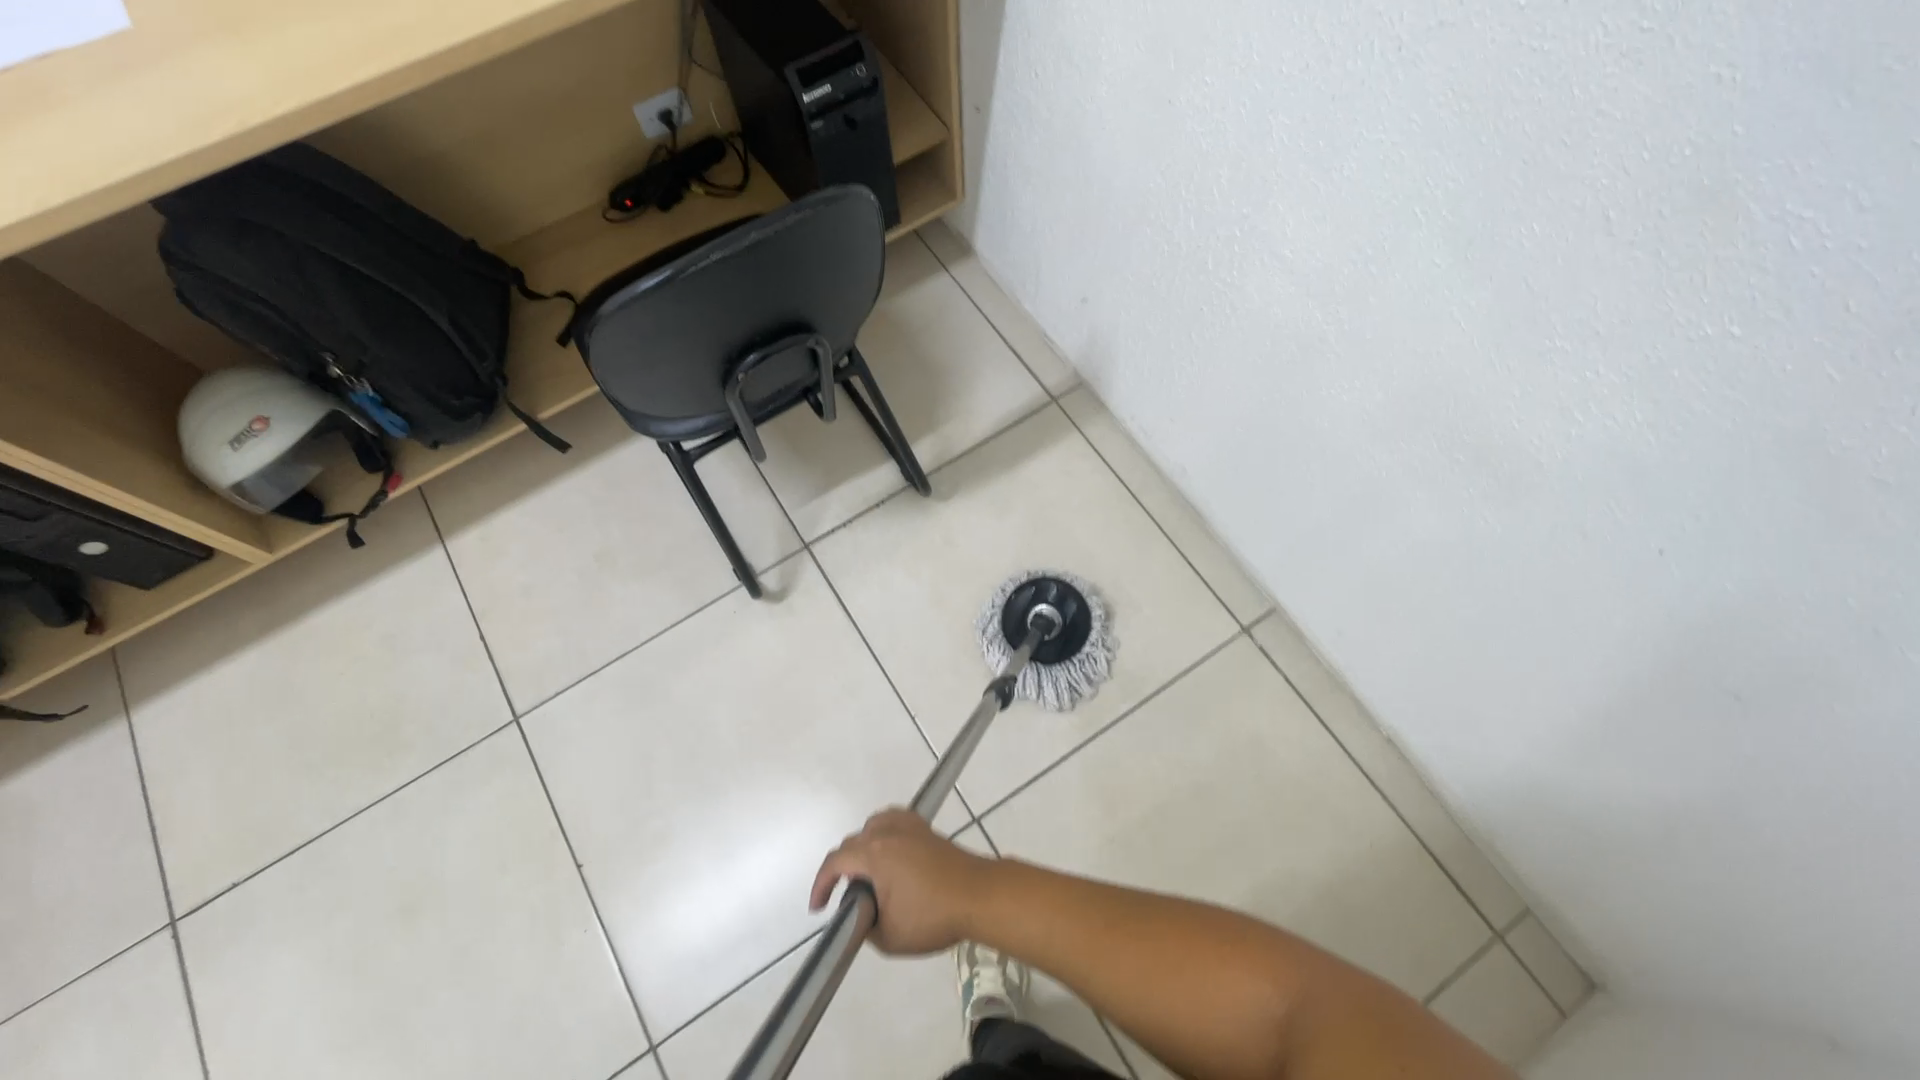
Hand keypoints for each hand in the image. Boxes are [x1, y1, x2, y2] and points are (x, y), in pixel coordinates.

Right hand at [810, 808, 997, 954]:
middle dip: (841, 870)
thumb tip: (863, 917)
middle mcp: (887, 833)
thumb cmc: (933, 916)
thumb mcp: (890, 937)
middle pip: (852, 843)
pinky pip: (894, 821)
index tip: (819, 906)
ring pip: (872, 827)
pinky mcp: (926, 830)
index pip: (835, 862)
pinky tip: (890, 852)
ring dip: (862, 848)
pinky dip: (884, 833)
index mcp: (874, 855)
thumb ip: (866, 927)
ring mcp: (909, 828)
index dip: (821, 884)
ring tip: (866, 874)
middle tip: (846, 898)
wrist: (980, 896)